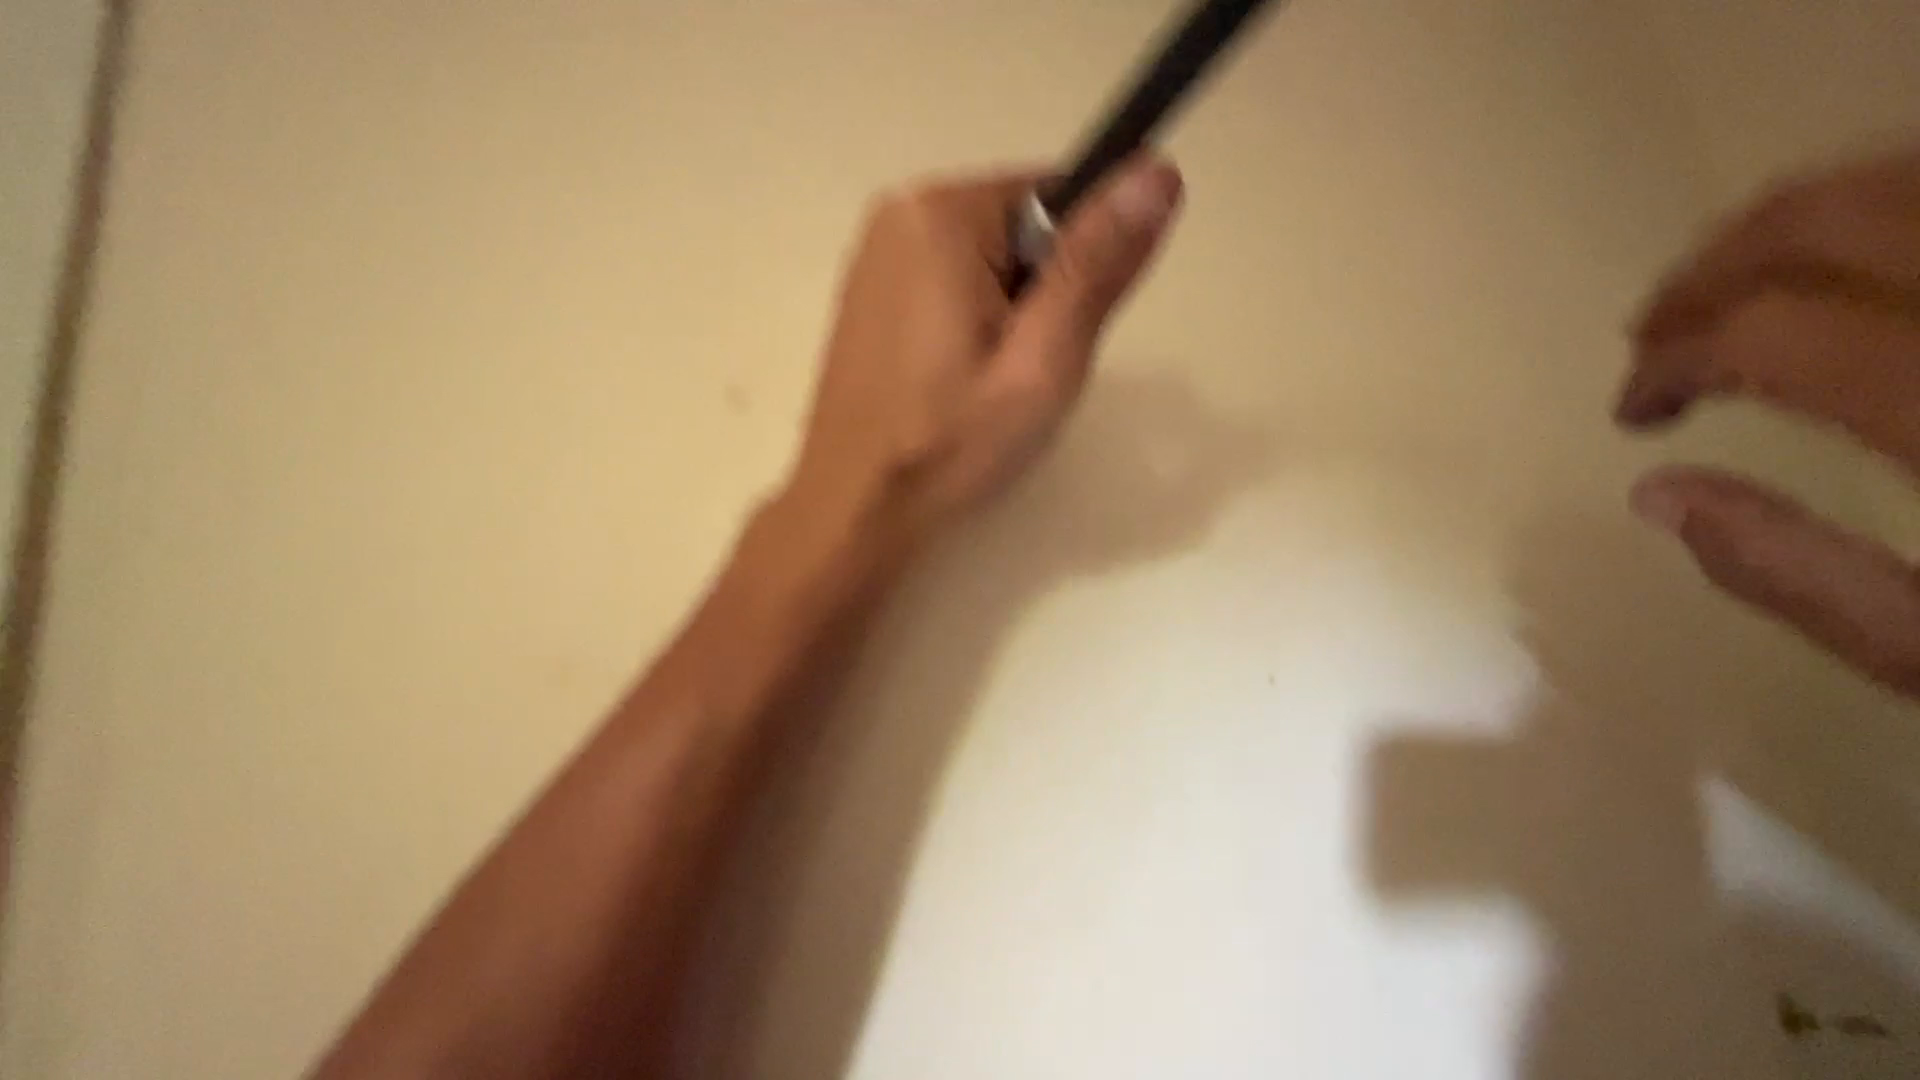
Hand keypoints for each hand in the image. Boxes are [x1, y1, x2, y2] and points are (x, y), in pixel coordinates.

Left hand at [779, 157, 1183, 561]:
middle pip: (1021, 231)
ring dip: (1006, 320)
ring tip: (984, 388)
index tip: (1055, 339)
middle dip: (1040, 299)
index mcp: (940, 213)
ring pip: (988, 264)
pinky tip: (952, 385)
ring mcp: (875, 255)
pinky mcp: (868, 294)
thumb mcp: (1042, 362)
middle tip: (1021, 376)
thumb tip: (1157, 173)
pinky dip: (968, 328)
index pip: (1060, 197)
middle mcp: (898, 212)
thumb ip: (1097, 266)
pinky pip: (949, 287)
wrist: (855, 506)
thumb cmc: (948, 443)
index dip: (1079, 270)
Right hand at [1617, 145, 1919, 695]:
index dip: (1667, 364)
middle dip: (1712, 268)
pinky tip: (1866, 261)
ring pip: (1915, 176)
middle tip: (1659, 330)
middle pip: (1832, 218)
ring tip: (1746, 288)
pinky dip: (1898, 206)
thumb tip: (1657, 494)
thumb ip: (1797, 575)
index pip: (1762, 336)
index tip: (1633, 413)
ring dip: (1802, 225)